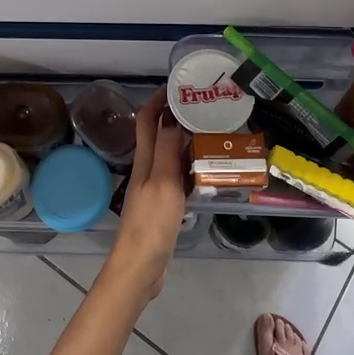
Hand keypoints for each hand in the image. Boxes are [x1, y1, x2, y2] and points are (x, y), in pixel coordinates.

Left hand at [102, 89, 190, 301]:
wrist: (140, 268)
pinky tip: (208, 171)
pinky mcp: (164, 206)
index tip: (179, 86)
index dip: (158, 100)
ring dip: (186, 141)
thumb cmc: (151, 224)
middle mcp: (148, 169)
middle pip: (159, 134)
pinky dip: (192, 167)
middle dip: (177, 116)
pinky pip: (178, 177)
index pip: (147, 119)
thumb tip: (173, 114)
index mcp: (145, 160)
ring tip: (213, 133)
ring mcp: (155, 188)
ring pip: (170, 155)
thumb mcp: (163, 183)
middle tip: (205, 108)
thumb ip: (167, 150)